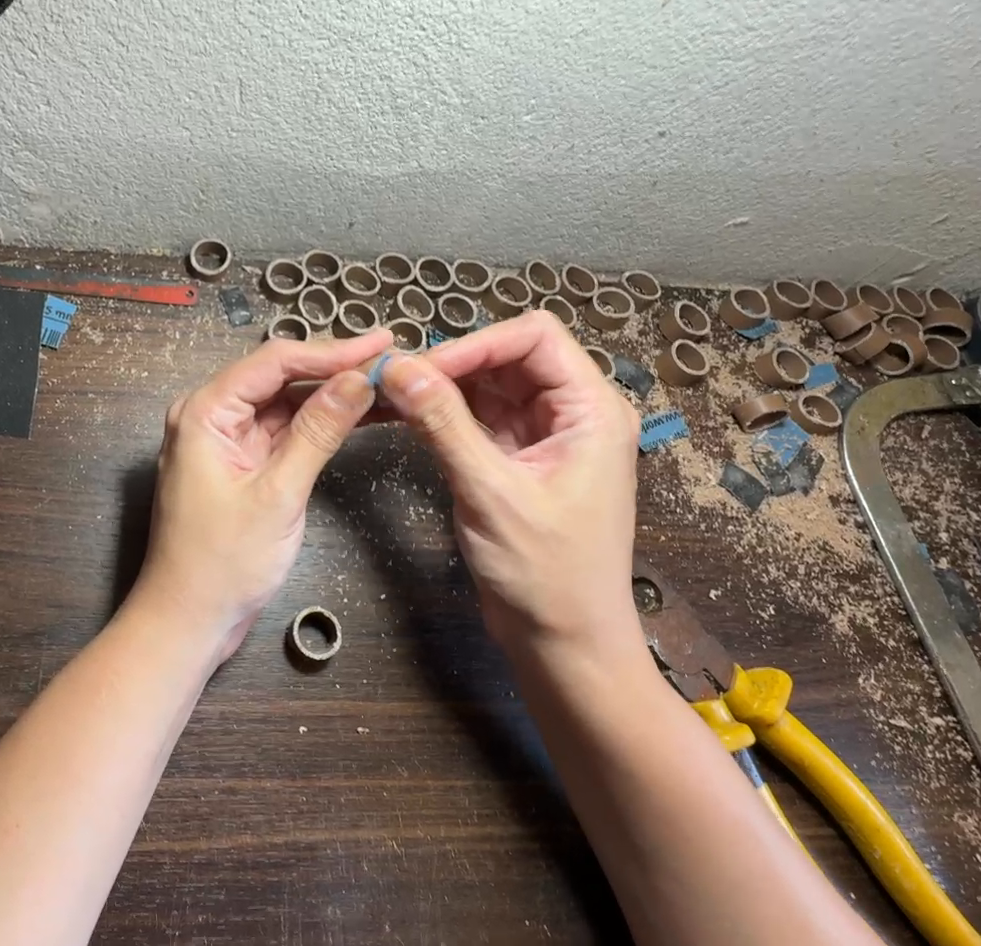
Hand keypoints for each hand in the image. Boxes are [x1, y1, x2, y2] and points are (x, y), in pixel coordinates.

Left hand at [132, 329, 393, 663]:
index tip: (382, 344)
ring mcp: (225, 441)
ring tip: (388, 385)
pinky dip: (318, 426)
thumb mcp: (277, 494)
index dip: (330, 350)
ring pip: (284, 404)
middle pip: (279, 377)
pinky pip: (283, 433)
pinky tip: (358, 417)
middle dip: (334, 369)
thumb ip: (317, 432)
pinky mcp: (241, 465)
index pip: (273, 361)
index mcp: (204, 412)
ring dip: (332, 396)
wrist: (189, 619)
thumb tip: (357, 379)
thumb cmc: (222, 563)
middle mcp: (211, 416)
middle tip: (393, 362)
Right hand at [376, 312, 643, 663]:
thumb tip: (397, 368)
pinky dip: (441, 416)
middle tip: (394, 382)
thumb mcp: (491, 492)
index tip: (420, 367)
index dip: (475, 343)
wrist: (563, 642)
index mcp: (591, 410)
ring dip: (440, 388)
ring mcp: (542, 438)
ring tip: (389, 396)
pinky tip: (404, 418)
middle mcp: (571, 414)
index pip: (534, 338)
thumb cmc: (547, 573)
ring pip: (487, 387)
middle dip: (451, 364)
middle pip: (507, 357)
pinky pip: (476, 420)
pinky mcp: (515, 461)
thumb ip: (444, 424)